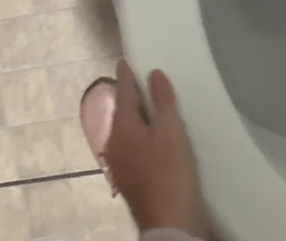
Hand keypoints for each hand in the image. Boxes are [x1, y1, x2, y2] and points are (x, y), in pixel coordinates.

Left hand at [104, 60, 208, 236]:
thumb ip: (162, 101)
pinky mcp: (130, 179)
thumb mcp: (171, 133)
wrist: (169, 226)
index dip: (126, 75)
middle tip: (139, 80)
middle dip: (130, 96)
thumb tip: (153, 73)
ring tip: (147, 106)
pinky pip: (132, 146)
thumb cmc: (169, 174)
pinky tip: (150, 139)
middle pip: (122, 111)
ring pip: (126, 130)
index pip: (123, 91)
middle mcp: (114, 141)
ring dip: (136, 117)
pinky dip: (140, 136)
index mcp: (122, 126)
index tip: (123, 60)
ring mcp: (120, 163)